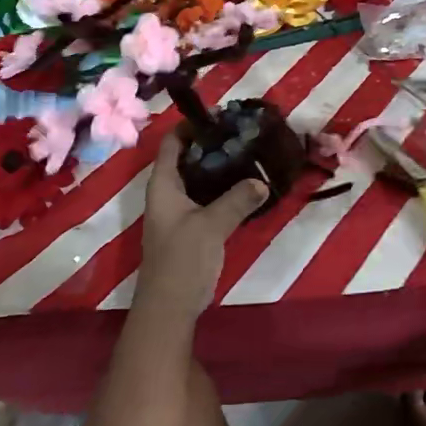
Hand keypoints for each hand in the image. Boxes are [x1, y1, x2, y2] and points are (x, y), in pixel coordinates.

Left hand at [133, 130, 268, 319]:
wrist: (169, 308)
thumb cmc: (182, 260)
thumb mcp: (211, 226)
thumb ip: (236, 200)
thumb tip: (261, 181)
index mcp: (163, 185)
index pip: (171, 143)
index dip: (191, 126)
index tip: (221, 117)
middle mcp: (168, 194)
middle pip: (188, 159)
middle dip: (213, 146)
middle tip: (245, 136)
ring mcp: (179, 213)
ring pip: (199, 181)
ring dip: (221, 169)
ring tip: (251, 157)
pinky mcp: (191, 230)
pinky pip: (208, 200)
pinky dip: (224, 191)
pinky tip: (248, 190)